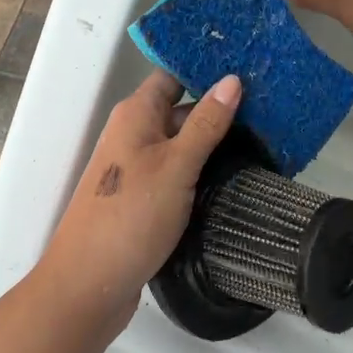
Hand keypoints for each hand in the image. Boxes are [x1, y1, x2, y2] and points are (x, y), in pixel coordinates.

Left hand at [36, 70, 241, 330]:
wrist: (87, 287)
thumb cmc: (130, 216)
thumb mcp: (177, 165)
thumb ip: (206, 123)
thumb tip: (232, 80)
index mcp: (136, 114)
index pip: (172, 74)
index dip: (204, 68)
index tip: (245, 65)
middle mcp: (133, 134)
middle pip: (179, 108)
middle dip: (217, 107)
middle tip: (265, 108)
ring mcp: (136, 168)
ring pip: (180, 143)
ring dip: (212, 142)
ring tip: (261, 139)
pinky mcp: (142, 199)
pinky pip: (175, 172)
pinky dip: (200, 171)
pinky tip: (231, 178)